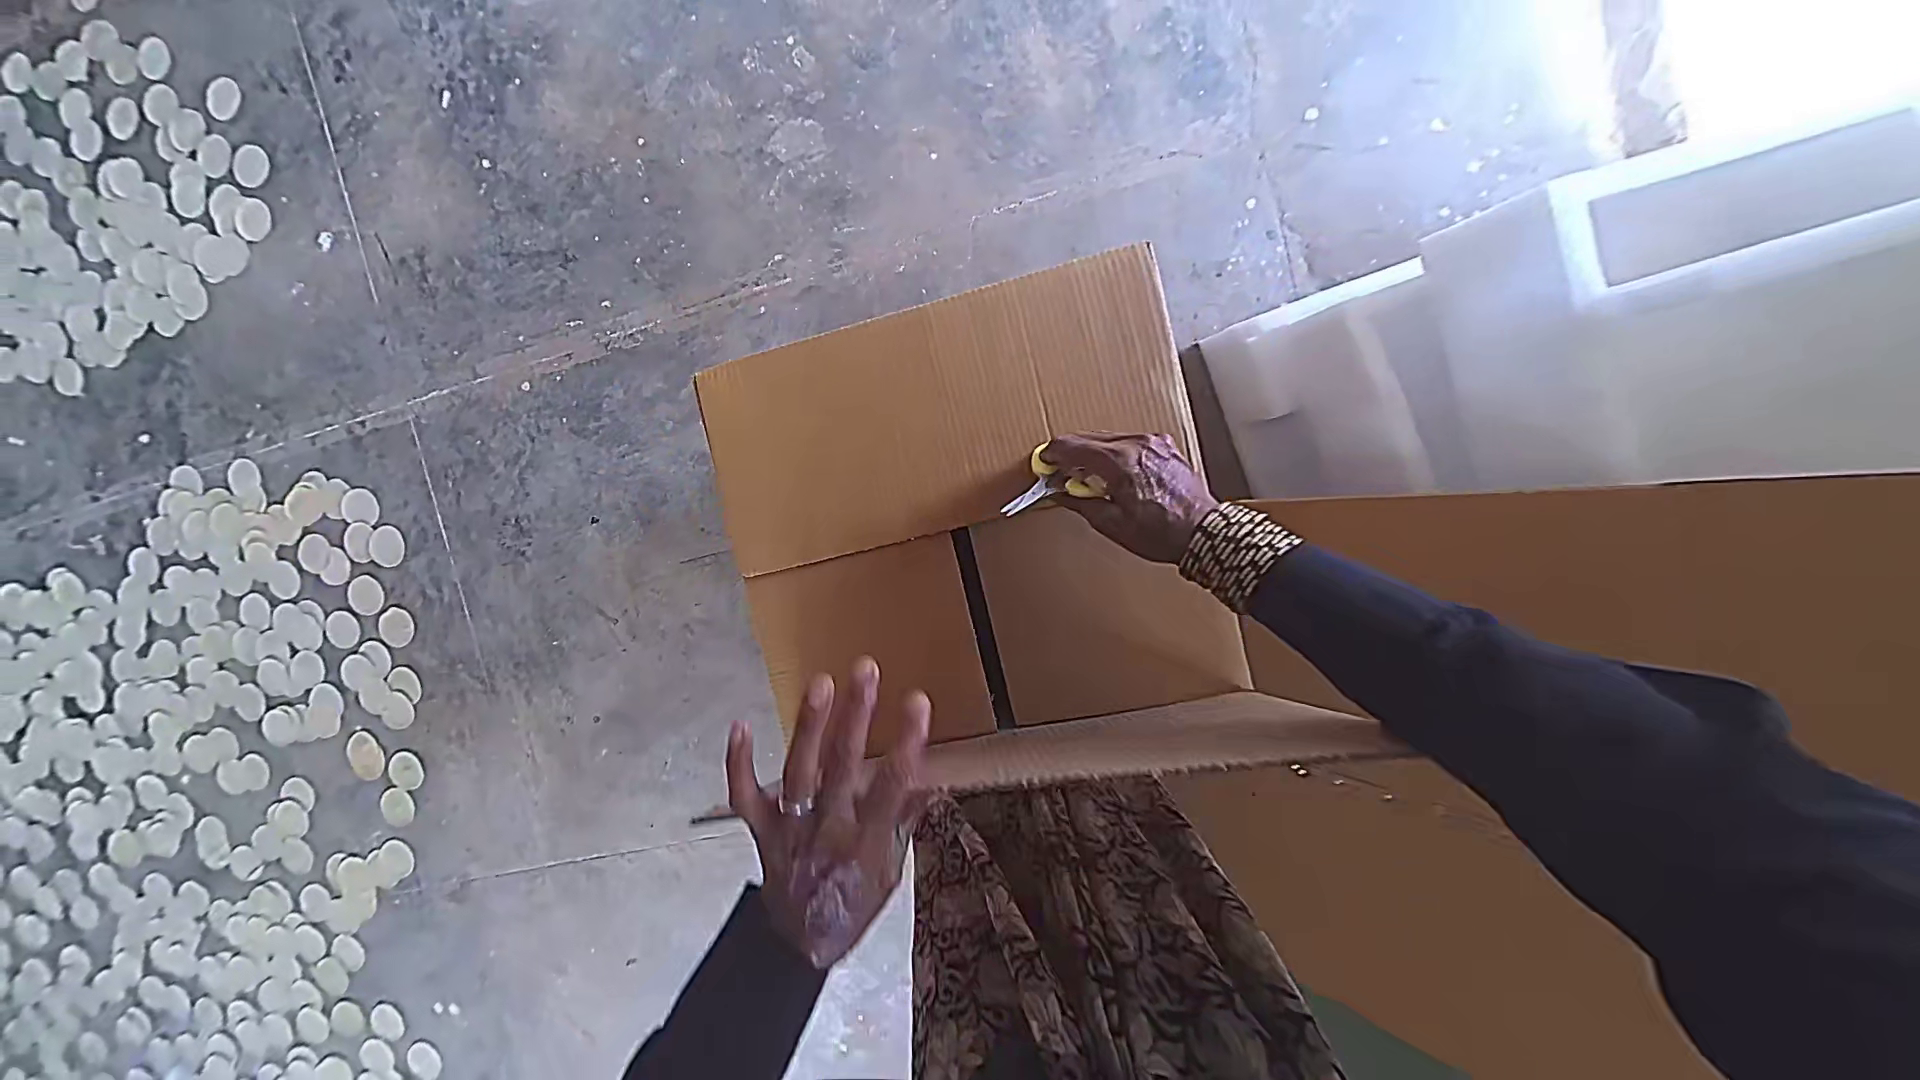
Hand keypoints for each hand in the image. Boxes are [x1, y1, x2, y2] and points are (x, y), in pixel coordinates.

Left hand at [725, 657, 930, 968]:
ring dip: (811, 725)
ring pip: (799, 772)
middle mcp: (828, 830)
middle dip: (856, 715)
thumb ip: (908, 823)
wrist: (797, 944)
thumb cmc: (852, 905)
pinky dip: (739, 763)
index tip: (917, 701)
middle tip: (864, 670)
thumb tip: (932, 781)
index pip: (893, 786)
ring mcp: (791, 829)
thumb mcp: (892, 873)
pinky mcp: (762, 830)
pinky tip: (740, 725)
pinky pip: (745, 797)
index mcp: (866, 843)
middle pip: (843, 767)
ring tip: (821, 683)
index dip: (907, 742)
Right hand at [1040, 433, 1218, 563]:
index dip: (1053, 454)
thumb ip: (1081, 502)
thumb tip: (1061, 492)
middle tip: (1059, 474)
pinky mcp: (1164, 446)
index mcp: (1121, 462)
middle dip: (1070, 454)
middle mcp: (1137, 444)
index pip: (1073, 446)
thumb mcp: (1112, 524)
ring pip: (1108, 438)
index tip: (1043, 463)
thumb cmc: (1163, 533)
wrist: (1204, 533)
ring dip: (1092, 454)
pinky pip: (1127, 442)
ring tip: (1086, 479)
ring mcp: (1153, 442)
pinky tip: (1111, 474)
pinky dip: (1112, 453)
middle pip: (1088, 438)